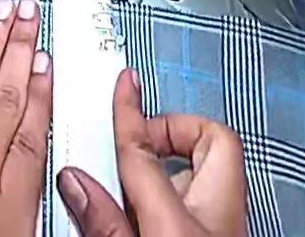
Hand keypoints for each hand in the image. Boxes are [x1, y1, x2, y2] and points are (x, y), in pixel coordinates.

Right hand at [57, 68, 245, 236]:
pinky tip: (152, 209)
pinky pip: (208, 199)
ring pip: (211, 171)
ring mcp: (229, 231)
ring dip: (175, 164)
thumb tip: (74, 180)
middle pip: (211, 140)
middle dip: (172, 130)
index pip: (146, 146)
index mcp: (185, 221)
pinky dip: (180, 191)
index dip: (128, 109)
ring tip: (137, 177)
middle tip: (135, 139)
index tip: (123, 83)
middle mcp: (219, 219)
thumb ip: (103, 221)